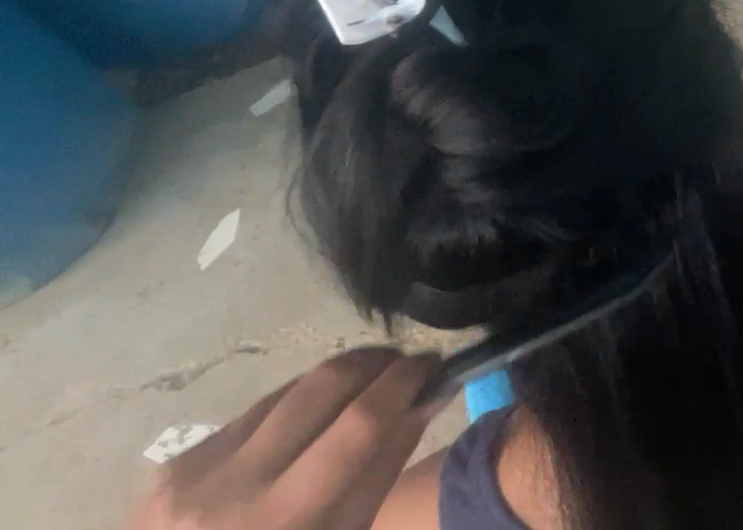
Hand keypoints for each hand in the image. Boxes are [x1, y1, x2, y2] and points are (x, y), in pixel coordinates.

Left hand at [127, 348, 444, 529]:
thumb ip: (388, 459)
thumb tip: (434, 393)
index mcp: (283, 518)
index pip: (361, 422)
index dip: (406, 380)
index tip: (435, 362)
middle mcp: (232, 486)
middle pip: (324, 384)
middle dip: (377, 361)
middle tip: (406, 363)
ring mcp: (194, 470)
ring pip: (292, 389)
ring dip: (340, 379)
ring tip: (365, 387)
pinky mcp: (174, 461)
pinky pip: (257, 412)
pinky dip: (296, 407)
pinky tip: (307, 425)